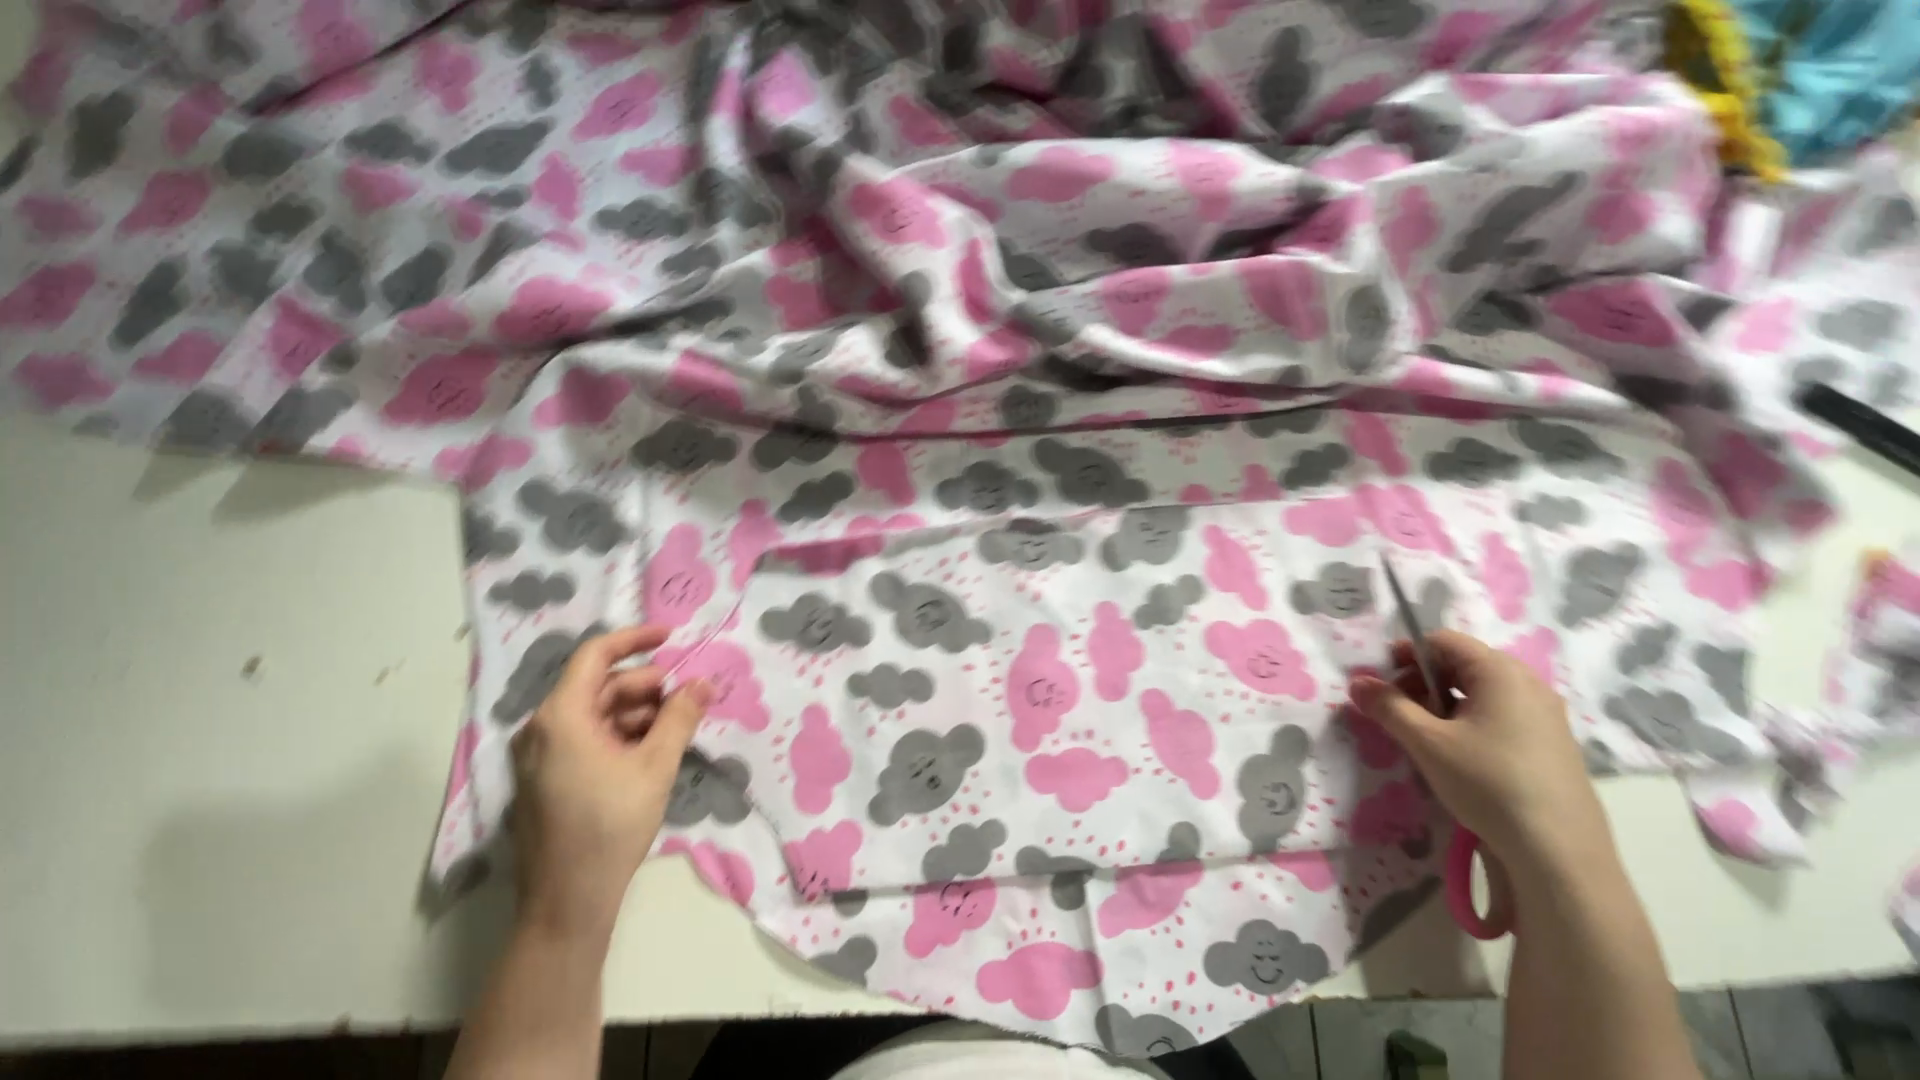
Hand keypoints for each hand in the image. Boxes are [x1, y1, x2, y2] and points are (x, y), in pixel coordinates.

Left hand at [509, 625, 710, 938]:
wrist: (567, 900)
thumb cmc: (611, 825)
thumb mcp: (656, 766)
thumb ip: (680, 717)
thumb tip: (704, 681)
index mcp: (560, 716)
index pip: (596, 655)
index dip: (636, 639)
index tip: (672, 636)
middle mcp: (541, 729)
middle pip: (598, 688)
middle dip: (645, 687)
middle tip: (685, 700)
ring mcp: (538, 757)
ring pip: (594, 716)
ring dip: (635, 714)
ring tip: (673, 731)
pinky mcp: (543, 780)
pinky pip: (584, 740)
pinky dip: (618, 736)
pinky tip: (649, 754)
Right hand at [1347, 630, 1615, 883]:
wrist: (1558, 850)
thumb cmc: (1488, 783)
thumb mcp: (1426, 743)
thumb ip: (1388, 707)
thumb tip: (1357, 682)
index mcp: (1501, 672)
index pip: (1444, 641)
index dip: (1406, 654)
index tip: (1381, 682)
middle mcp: (1528, 684)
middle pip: (1463, 664)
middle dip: (1422, 680)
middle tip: (1396, 711)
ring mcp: (1545, 715)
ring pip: (1482, 692)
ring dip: (1444, 703)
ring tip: (1423, 736)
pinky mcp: (1551, 744)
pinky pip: (1501, 715)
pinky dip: (1470, 721)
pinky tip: (1458, 755)